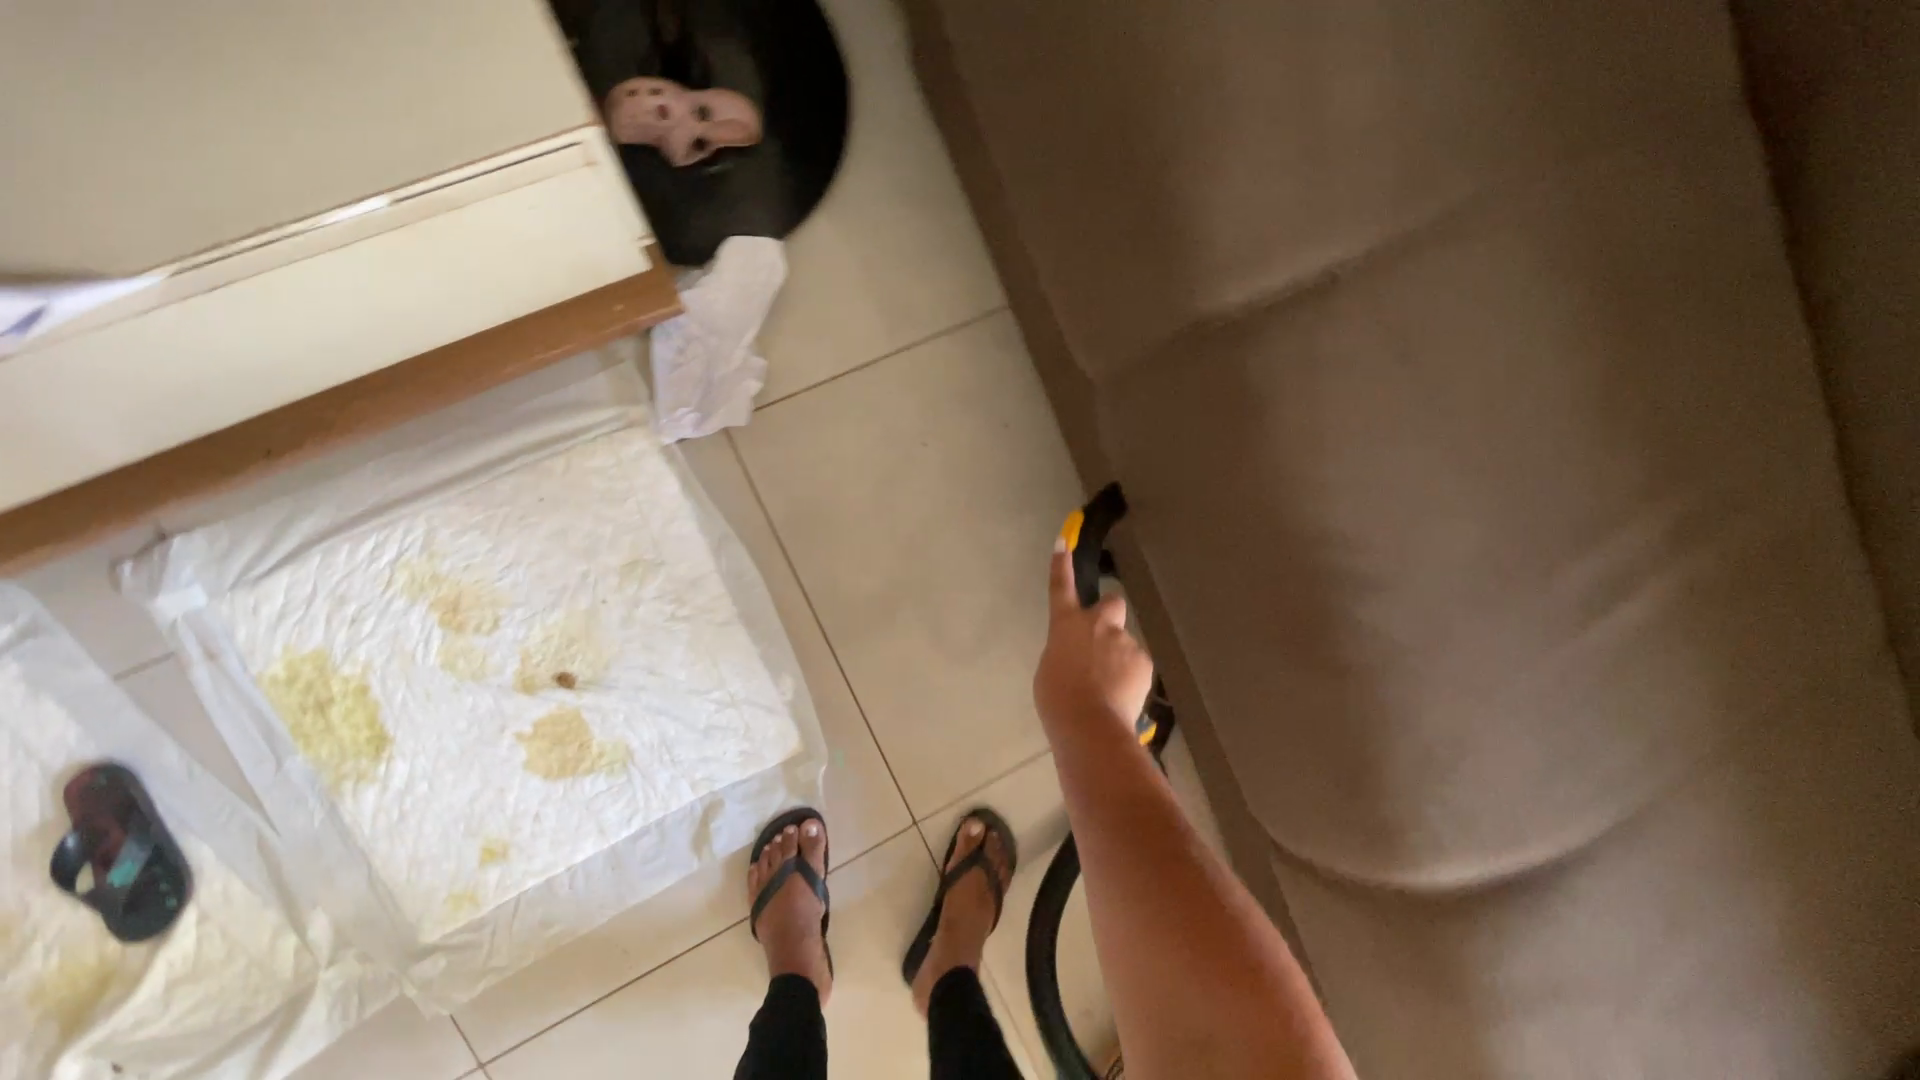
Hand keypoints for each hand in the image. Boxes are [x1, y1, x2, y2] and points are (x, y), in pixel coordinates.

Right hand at [1035, 539, 1154, 734]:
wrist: (1090, 723)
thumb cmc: (1057, 699)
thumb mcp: (1049, 671)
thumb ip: (1064, 652)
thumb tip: (1077, 654)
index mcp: (1065, 625)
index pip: (1061, 587)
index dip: (1062, 565)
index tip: (1064, 543)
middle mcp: (1097, 625)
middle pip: (1112, 603)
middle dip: (1110, 614)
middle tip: (1103, 638)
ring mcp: (1124, 641)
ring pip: (1124, 644)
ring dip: (1118, 659)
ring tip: (1107, 689)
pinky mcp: (1144, 661)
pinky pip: (1136, 666)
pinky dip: (1130, 678)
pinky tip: (1122, 698)